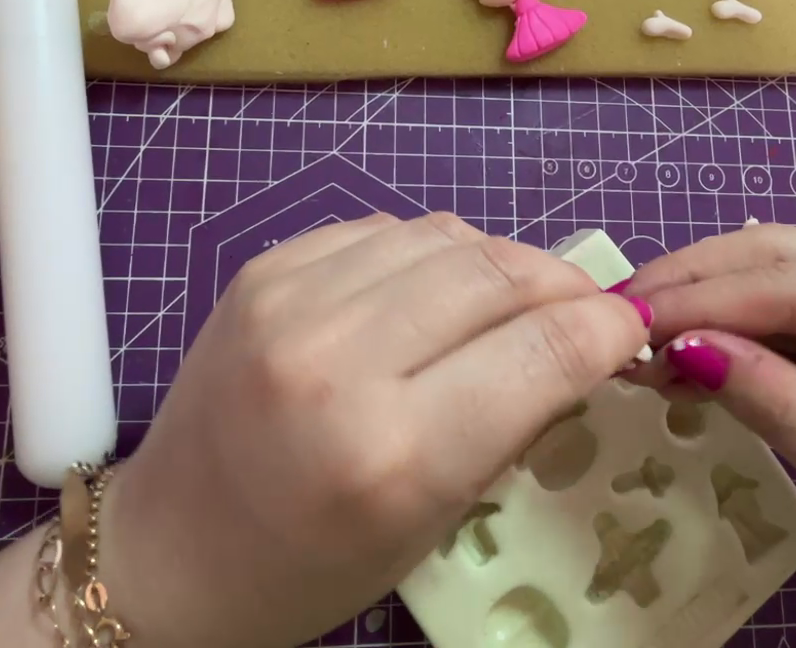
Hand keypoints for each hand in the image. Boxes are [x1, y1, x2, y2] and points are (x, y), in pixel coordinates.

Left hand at [98, 213, 651, 647]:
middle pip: (491, 272)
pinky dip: (426, 251)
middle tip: (583, 302)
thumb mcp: (430, 522)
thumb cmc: (309, 565)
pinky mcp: (262, 267)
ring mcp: (289, 299)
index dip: (602, 327)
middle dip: (559, 280)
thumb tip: (574, 340)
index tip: (626, 325)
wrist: (169, 547)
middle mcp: (336, 358)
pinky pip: (379, 229)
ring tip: (509, 294)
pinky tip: (429, 285)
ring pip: (440, 233)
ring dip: (495, 258)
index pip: (537, 351)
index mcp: (389, 451)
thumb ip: (509, 421)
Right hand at [624, 225, 795, 647]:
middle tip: (620, 313)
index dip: (705, 299)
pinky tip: (696, 356)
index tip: (625, 321)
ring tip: (646, 339)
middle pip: (788, 257)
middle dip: (698, 283)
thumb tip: (679, 346)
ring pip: (784, 278)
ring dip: (712, 304)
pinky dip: (740, 334)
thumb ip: (779, 403)